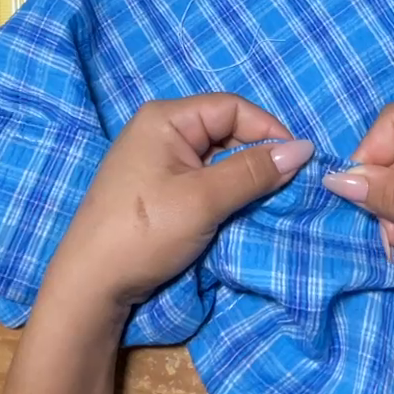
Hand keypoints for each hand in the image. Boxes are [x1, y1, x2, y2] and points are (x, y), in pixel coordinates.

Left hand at [47, 93, 314, 308]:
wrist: (90, 285)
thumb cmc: (144, 232)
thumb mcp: (203, 200)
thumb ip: (252, 171)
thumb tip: (303, 149)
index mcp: (166, 118)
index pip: (231, 107)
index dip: (268, 130)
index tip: (299, 163)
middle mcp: (161, 130)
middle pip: (225, 129)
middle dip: (257, 154)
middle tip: (287, 187)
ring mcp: (158, 159)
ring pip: (217, 156)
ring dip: (243, 176)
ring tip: (269, 201)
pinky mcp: (159, 187)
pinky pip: (203, 176)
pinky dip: (226, 190)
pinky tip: (241, 210)